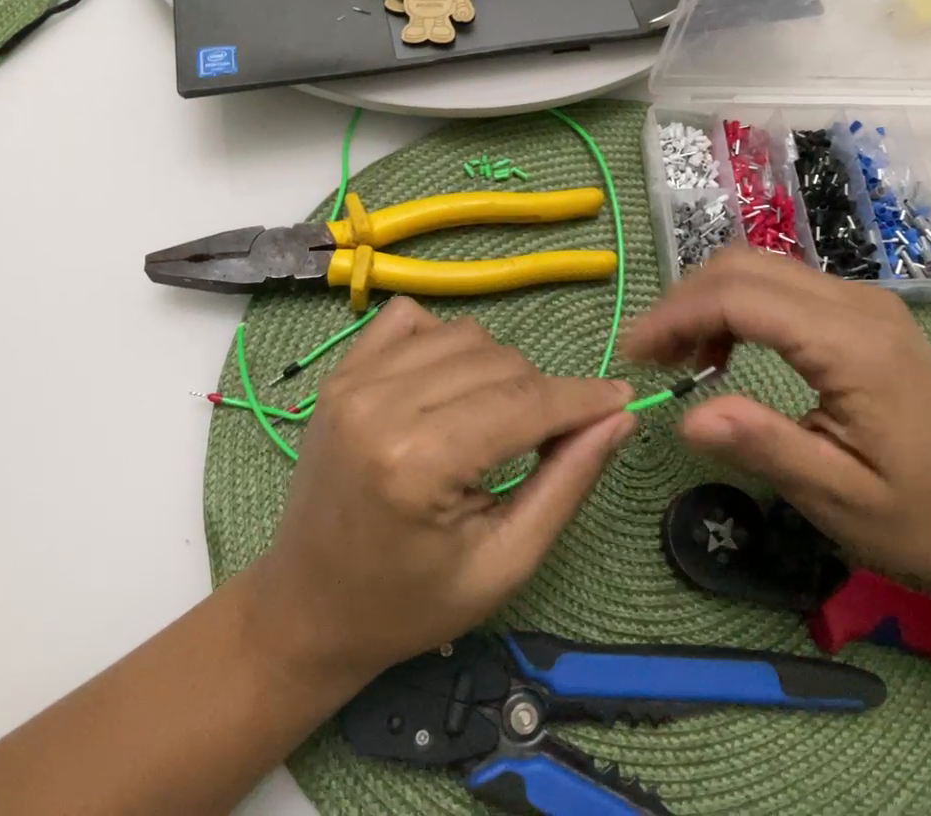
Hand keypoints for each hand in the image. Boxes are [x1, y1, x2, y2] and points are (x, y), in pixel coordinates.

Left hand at [248, 298, 634, 684]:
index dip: (585, 398)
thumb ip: (566, 483)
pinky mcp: (338, 375)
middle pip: (500, 361)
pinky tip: (449, 388)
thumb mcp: (503, 563)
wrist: (307, 608)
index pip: (525, 402)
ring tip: (497, 423)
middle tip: (550, 441)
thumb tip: (618, 417)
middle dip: (544, 394)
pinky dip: (444, 342)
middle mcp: (379, 405)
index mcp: (418, 462)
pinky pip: (410, 321)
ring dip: (499, 370)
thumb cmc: (408, 604)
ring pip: (463, 334)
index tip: (624, 399)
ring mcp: (351, 382)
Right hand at [621, 246, 930, 598]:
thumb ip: (762, 446)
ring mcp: (864, 305)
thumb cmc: (924, 522)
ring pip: (761, 269)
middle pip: (745, 265)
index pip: (740, 297)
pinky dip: (736, 309)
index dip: (674, 317)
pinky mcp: (862, 318)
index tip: (632, 357)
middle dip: (683, 302)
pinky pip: (782, 289)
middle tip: (651, 360)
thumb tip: (685, 415)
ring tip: (680, 360)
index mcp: (852, 346)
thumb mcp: (837, 499)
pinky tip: (723, 354)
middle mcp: (859, 305)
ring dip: (707, 302)